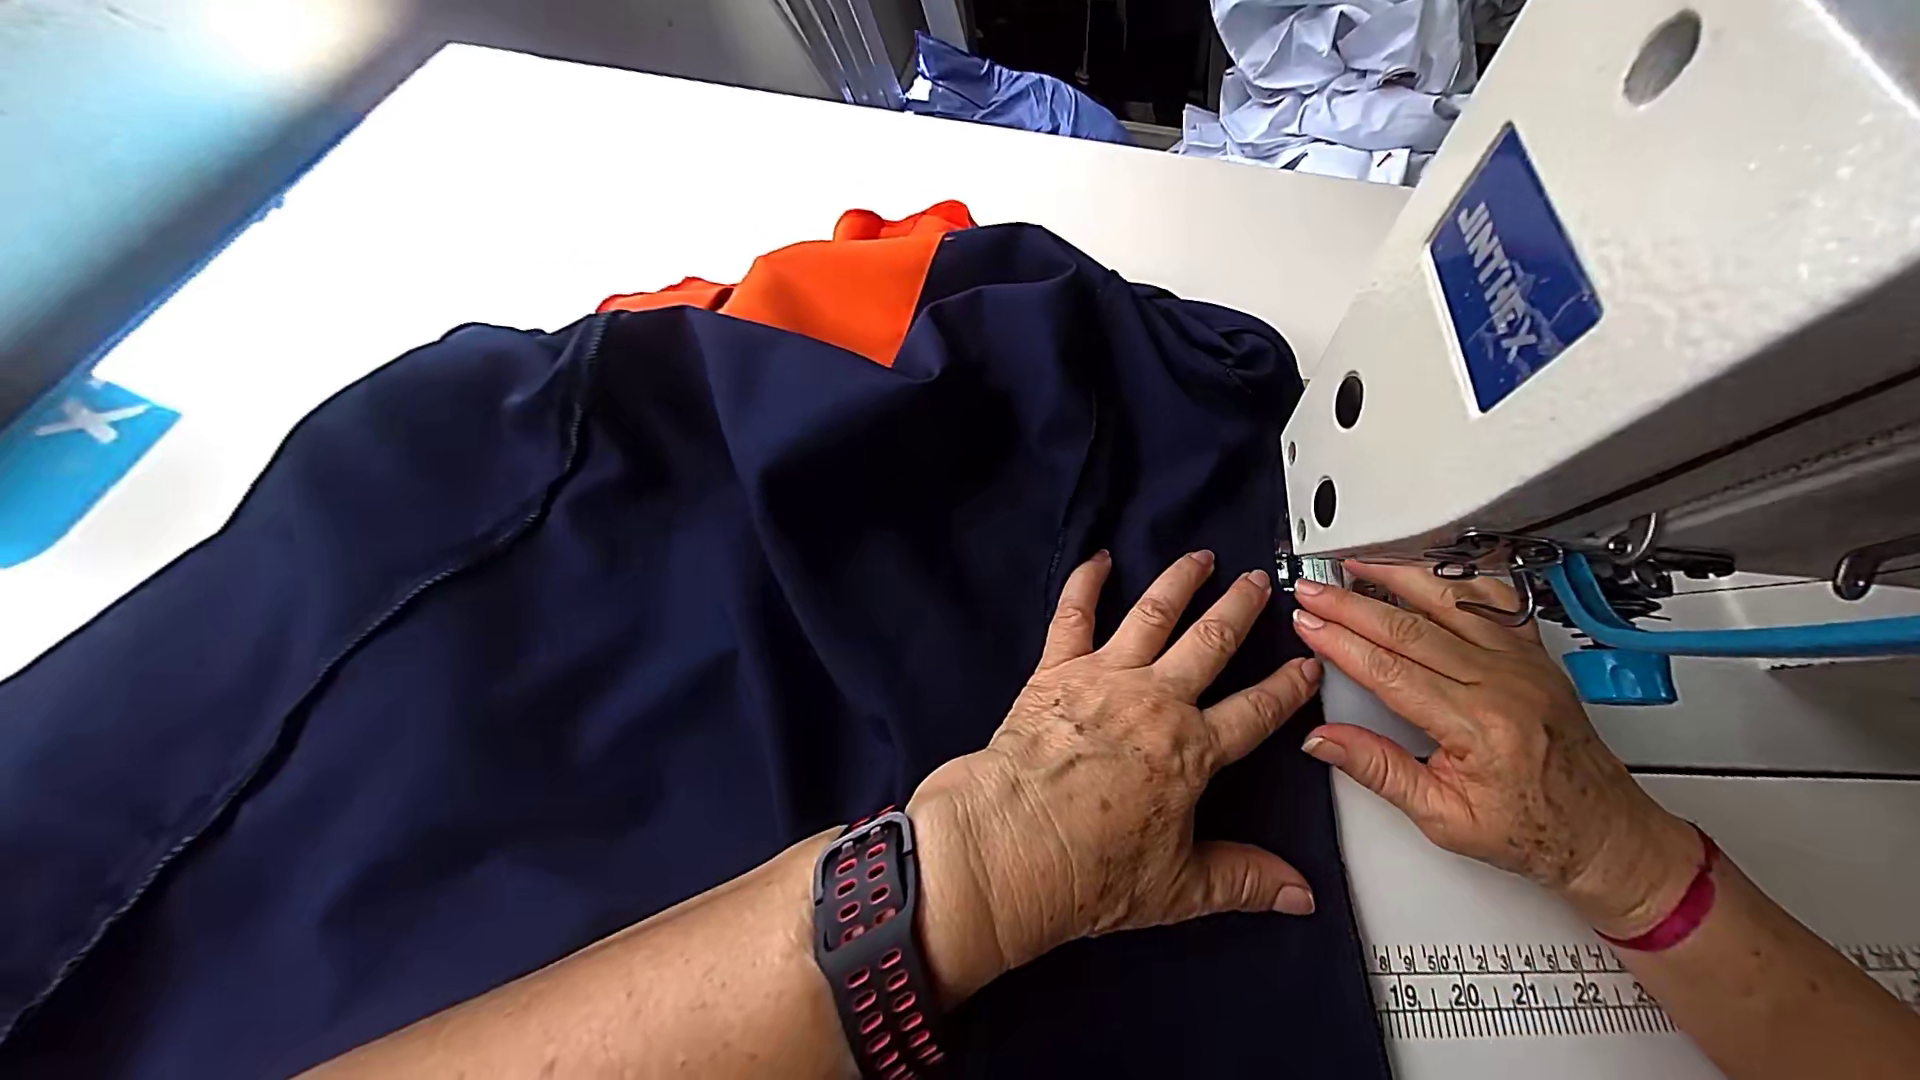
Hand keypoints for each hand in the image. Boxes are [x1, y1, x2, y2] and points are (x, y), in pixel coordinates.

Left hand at [905, 550, 1323, 1003]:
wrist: (1014, 842)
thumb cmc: (1089, 866)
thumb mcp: (1180, 887)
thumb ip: (1244, 880)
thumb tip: (1298, 895)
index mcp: (1192, 751)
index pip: (1257, 711)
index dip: (1287, 687)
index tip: (1306, 664)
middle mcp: (1155, 701)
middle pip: (1212, 642)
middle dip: (1240, 609)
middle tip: (1258, 585)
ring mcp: (1106, 677)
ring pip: (1155, 614)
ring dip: (1181, 581)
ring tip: (1201, 558)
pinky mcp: (1058, 668)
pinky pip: (1074, 613)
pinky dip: (1086, 581)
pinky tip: (1099, 559)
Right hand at [1288, 561, 1702, 937]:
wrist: (1608, 835)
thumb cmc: (1534, 830)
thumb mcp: (1443, 818)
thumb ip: (1377, 769)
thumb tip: (1321, 739)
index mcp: (1479, 726)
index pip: (1388, 669)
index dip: (1339, 641)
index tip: (1306, 624)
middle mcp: (1504, 684)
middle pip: (1407, 627)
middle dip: (1348, 604)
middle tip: (1310, 591)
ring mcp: (1522, 663)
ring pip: (1447, 602)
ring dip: (1394, 576)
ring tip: (1355, 563)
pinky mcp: (1531, 654)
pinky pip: (1493, 600)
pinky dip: (1453, 576)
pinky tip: (1424, 567)